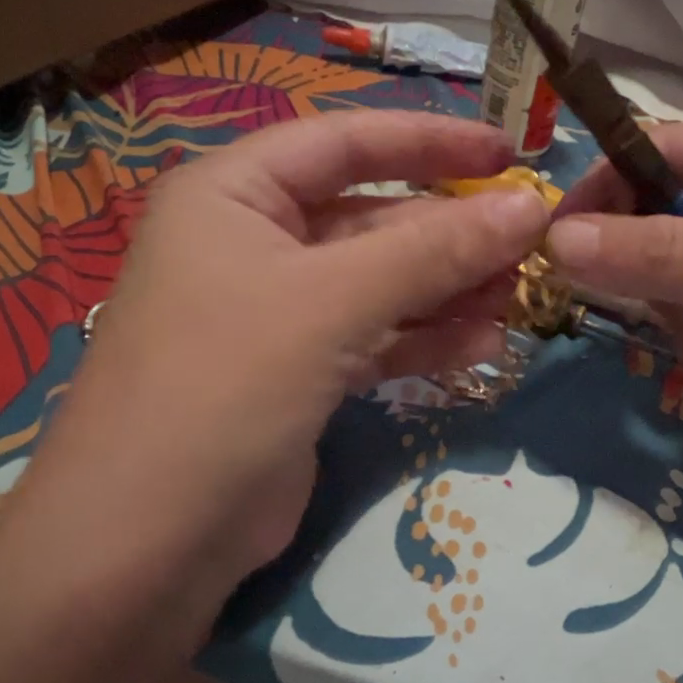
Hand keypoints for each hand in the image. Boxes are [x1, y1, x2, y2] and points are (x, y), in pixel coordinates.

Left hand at [30, 111, 547, 588]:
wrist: (148, 541)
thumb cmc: (224, 387)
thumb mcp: (330, 305)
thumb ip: (433, 252)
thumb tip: (529, 206)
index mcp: (234, 194)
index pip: (346, 141)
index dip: (431, 141)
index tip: (510, 152)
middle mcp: (253, 242)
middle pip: (372, 216)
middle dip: (452, 232)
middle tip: (534, 244)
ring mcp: (277, 314)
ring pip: (381, 283)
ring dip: (449, 290)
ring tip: (520, 299)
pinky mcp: (299, 374)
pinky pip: (376, 338)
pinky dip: (426, 340)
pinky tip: (484, 345)